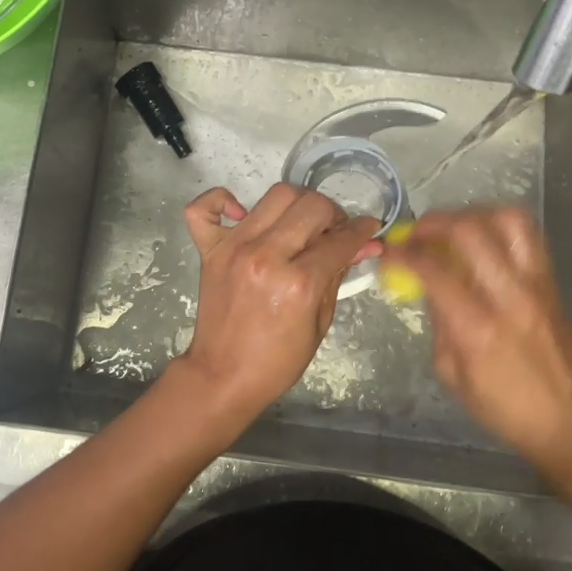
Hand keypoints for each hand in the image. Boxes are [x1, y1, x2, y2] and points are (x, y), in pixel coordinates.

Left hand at [177, 184, 381, 417]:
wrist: (224, 375)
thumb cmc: (278, 360)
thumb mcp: (320, 321)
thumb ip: (338, 275)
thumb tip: (365, 244)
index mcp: (298, 283)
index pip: (340, 239)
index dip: (361, 231)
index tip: (367, 228)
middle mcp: (266, 256)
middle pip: (312, 206)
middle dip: (333, 215)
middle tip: (333, 232)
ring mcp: (234, 248)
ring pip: (276, 195)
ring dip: (298, 204)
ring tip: (301, 225)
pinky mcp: (209, 249)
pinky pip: (204, 208)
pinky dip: (221, 201)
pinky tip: (241, 213)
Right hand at [386, 207, 571, 472]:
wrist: (571, 420)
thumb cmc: (506, 408)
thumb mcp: (453, 375)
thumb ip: (438, 325)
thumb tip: (427, 287)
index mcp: (477, 328)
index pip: (433, 270)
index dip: (403, 253)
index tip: (389, 251)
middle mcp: (509, 297)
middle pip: (470, 231)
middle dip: (434, 222)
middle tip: (417, 231)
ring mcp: (535, 285)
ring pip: (508, 220)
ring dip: (472, 214)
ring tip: (453, 227)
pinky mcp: (551, 282)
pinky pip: (527, 235)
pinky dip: (498, 226)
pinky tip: (482, 240)